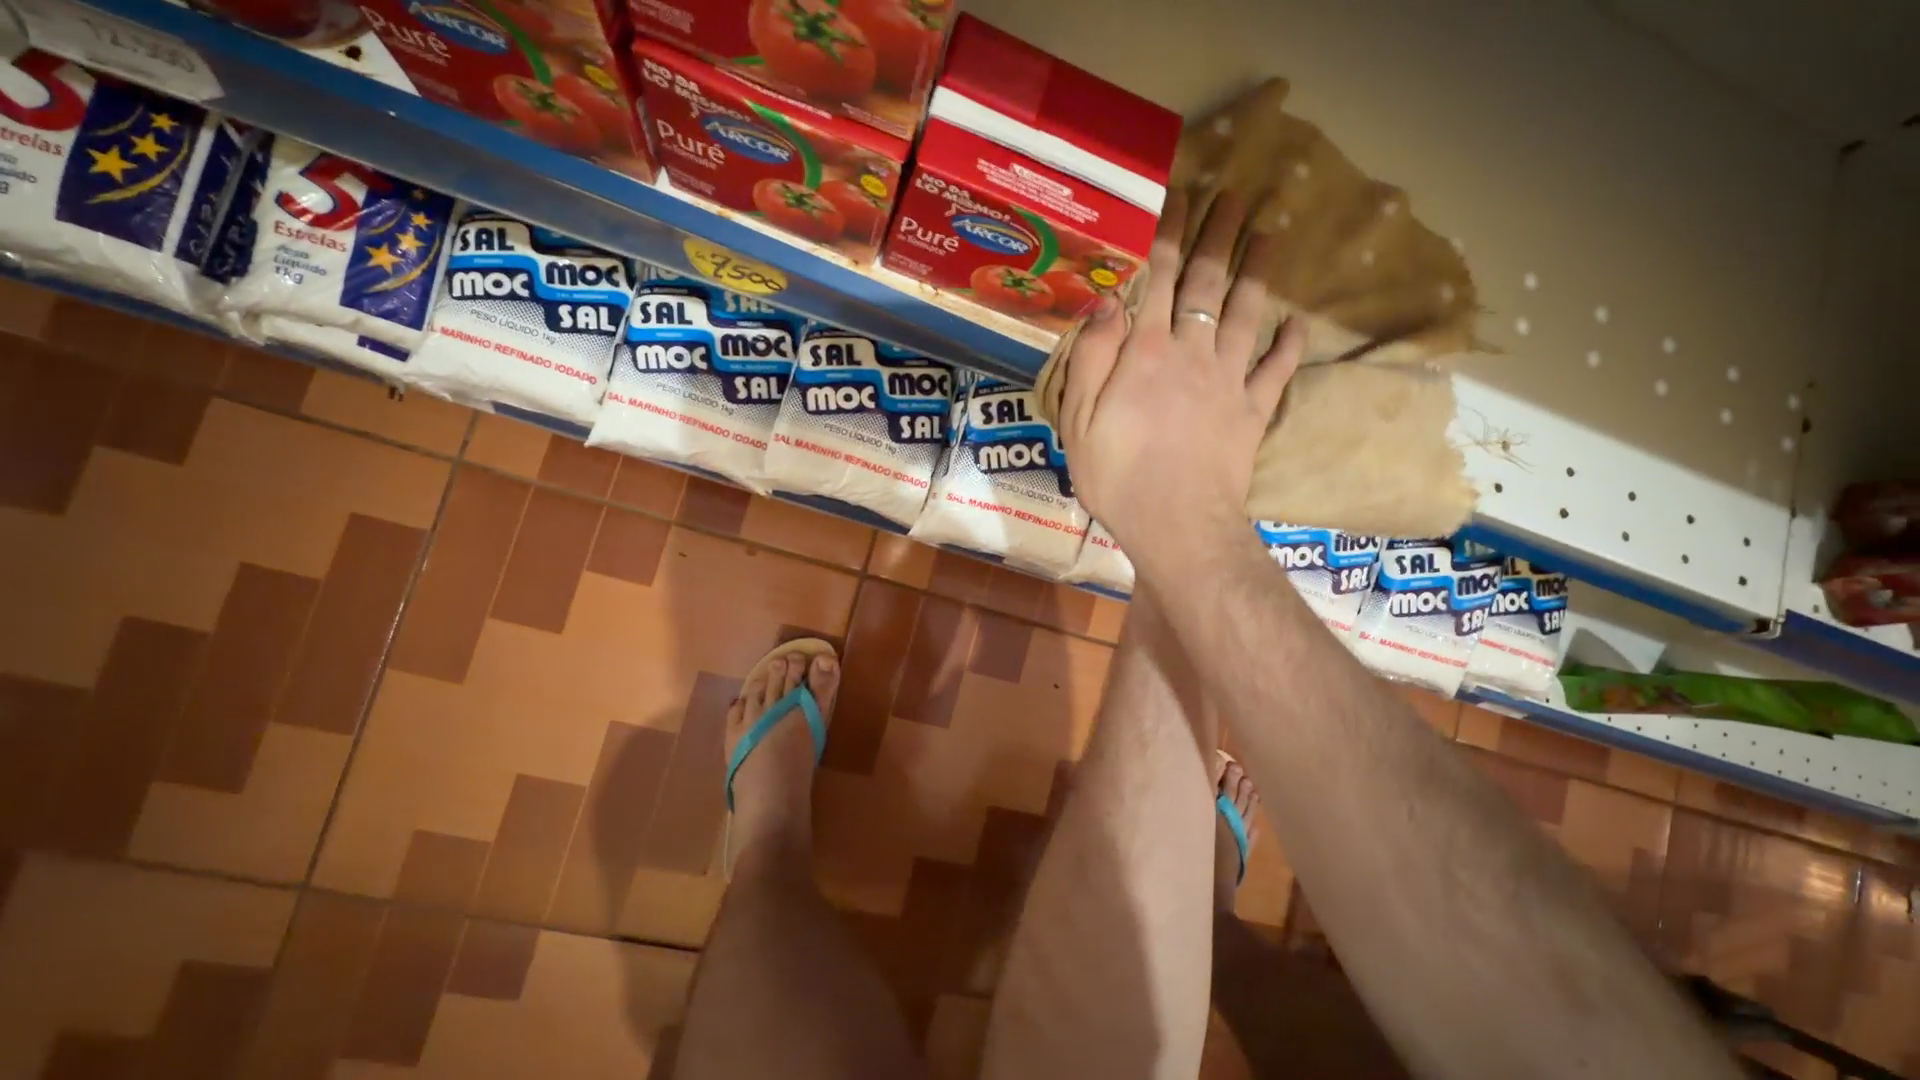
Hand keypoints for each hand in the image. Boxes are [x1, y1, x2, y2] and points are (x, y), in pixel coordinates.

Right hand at [1058, 190, 1306, 573]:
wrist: (1176, 525)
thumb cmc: (1116, 475)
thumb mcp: (1079, 419)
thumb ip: (1092, 356)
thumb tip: (1108, 298)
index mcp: (1146, 352)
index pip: (1159, 280)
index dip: (1169, 236)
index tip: (1180, 196)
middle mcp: (1193, 353)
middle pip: (1208, 284)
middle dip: (1219, 236)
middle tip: (1234, 196)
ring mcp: (1229, 382)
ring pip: (1248, 314)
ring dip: (1259, 272)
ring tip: (1271, 235)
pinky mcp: (1253, 413)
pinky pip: (1276, 371)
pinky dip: (1290, 345)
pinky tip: (1298, 323)